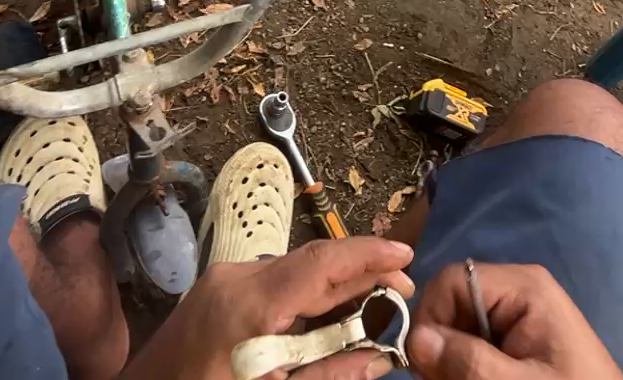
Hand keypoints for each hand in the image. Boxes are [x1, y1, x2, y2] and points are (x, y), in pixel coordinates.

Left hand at [121, 236, 415, 379]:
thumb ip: (328, 375)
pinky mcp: (217, 289)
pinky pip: (274, 281)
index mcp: (248, 306)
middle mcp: (236, 278)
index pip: (319, 264)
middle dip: (359, 270)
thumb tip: (380, 356)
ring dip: (334, 282)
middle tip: (402, 289)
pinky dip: (307, 293)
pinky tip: (328, 313)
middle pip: (310, 262)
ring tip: (375, 302)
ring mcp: (223, 280)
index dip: (367, 255)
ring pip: (294, 269)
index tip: (405, 256)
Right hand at [405, 263, 622, 379]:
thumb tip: (415, 339)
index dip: (431, 318)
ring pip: (461, 326)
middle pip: (454, 303)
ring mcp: (520, 313)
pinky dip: (469, 366)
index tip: (425, 367)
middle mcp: (518, 289)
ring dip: (454, 359)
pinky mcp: (521, 337)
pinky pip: (478, 341)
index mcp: (523, 286)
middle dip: (442, 345)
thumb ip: (469, 363)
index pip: (453, 280)